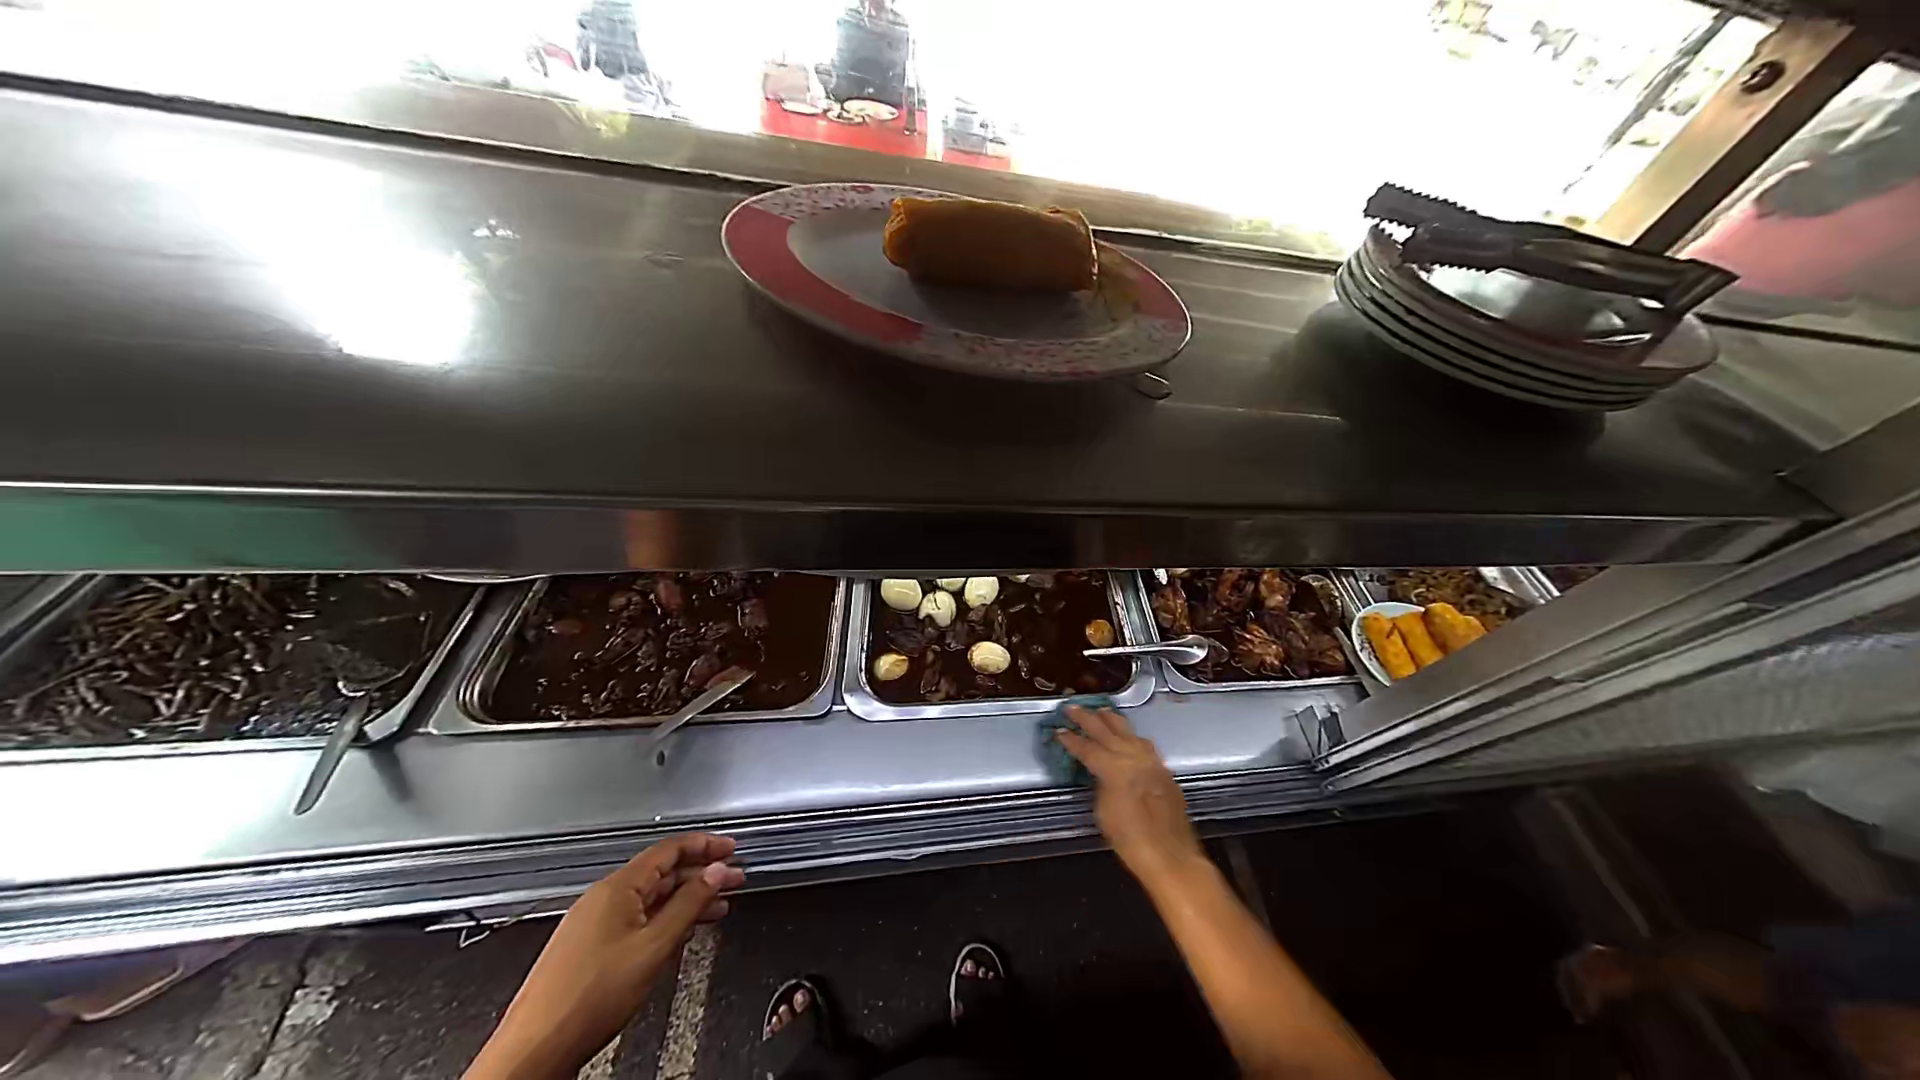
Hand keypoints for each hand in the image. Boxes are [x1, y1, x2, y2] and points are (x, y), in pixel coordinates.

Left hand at [466, 834, 745, 1079]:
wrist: (535, 1050)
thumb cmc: (584, 1000)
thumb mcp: (654, 946)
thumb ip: (690, 904)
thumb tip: (715, 873)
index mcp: (616, 888)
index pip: (670, 849)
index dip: (704, 845)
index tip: (728, 847)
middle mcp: (603, 899)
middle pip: (662, 872)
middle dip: (701, 874)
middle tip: (732, 877)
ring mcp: (595, 923)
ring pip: (652, 898)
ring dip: (687, 898)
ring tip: (717, 905)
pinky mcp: (591, 948)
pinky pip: (638, 919)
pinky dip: (667, 919)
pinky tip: (682, 931)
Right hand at [1057, 706, 1204, 886]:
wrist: (1170, 855)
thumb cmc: (1130, 840)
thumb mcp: (1103, 812)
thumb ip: (1099, 784)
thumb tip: (1099, 773)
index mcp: (1114, 768)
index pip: (1087, 747)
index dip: (1071, 739)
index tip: (1059, 731)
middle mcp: (1133, 757)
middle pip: (1106, 730)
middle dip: (1087, 718)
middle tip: (1072, 708)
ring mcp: (1150, 760)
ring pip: (1128, 731)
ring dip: (1111, 720)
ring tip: (1100, 711)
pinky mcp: (1162, 769)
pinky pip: (1143, 743)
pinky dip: (1131, 734)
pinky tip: (1128, 734)